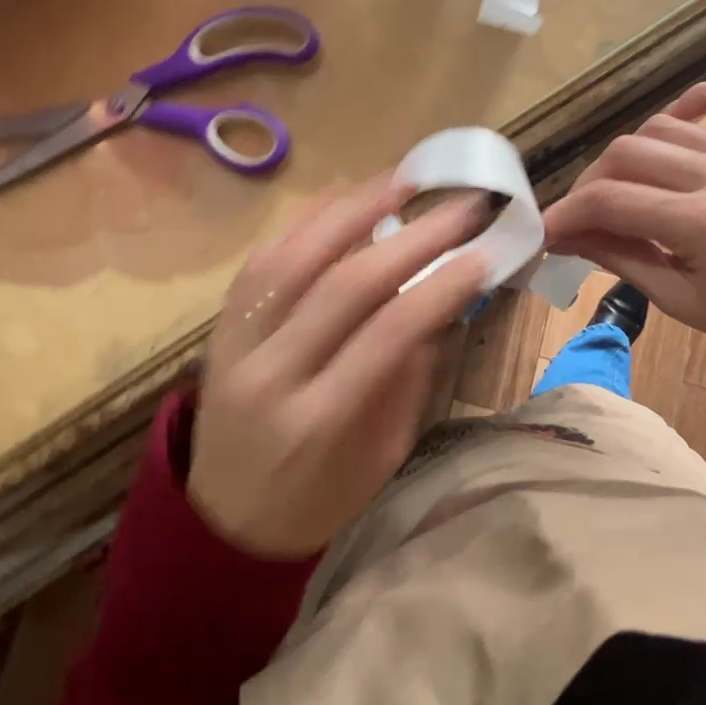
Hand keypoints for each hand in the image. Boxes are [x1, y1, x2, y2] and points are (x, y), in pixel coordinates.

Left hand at [189, 176, 490, 557]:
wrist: (223, 521)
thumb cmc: (315, 503)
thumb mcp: (379, 460)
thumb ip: (406, 382)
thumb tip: (437, 306)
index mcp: (319, 420)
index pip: (388, 334)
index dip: (441, 286)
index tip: (486, 253)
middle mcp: (270, 373)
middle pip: (344, 286)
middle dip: (412, 239)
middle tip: (460, 207)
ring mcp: (235, 346)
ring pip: (292, 259)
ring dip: (351, 212)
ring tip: (402, 183)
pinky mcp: (219, 329)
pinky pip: (259, 263)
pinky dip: (301, 224)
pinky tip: (339, 198)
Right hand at [543, 82, 705, 375]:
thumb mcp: (680, 302)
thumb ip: (620, 258)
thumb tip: (565, 237)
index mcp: (705, 224)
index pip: (610, 200)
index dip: (565, 213)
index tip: (544, 232)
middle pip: (628, 153)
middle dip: (590, 184)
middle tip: (582, 218)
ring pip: (662, 127)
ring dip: (627, 155)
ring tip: (619, 189)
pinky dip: (698, 100)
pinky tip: (675, 120)